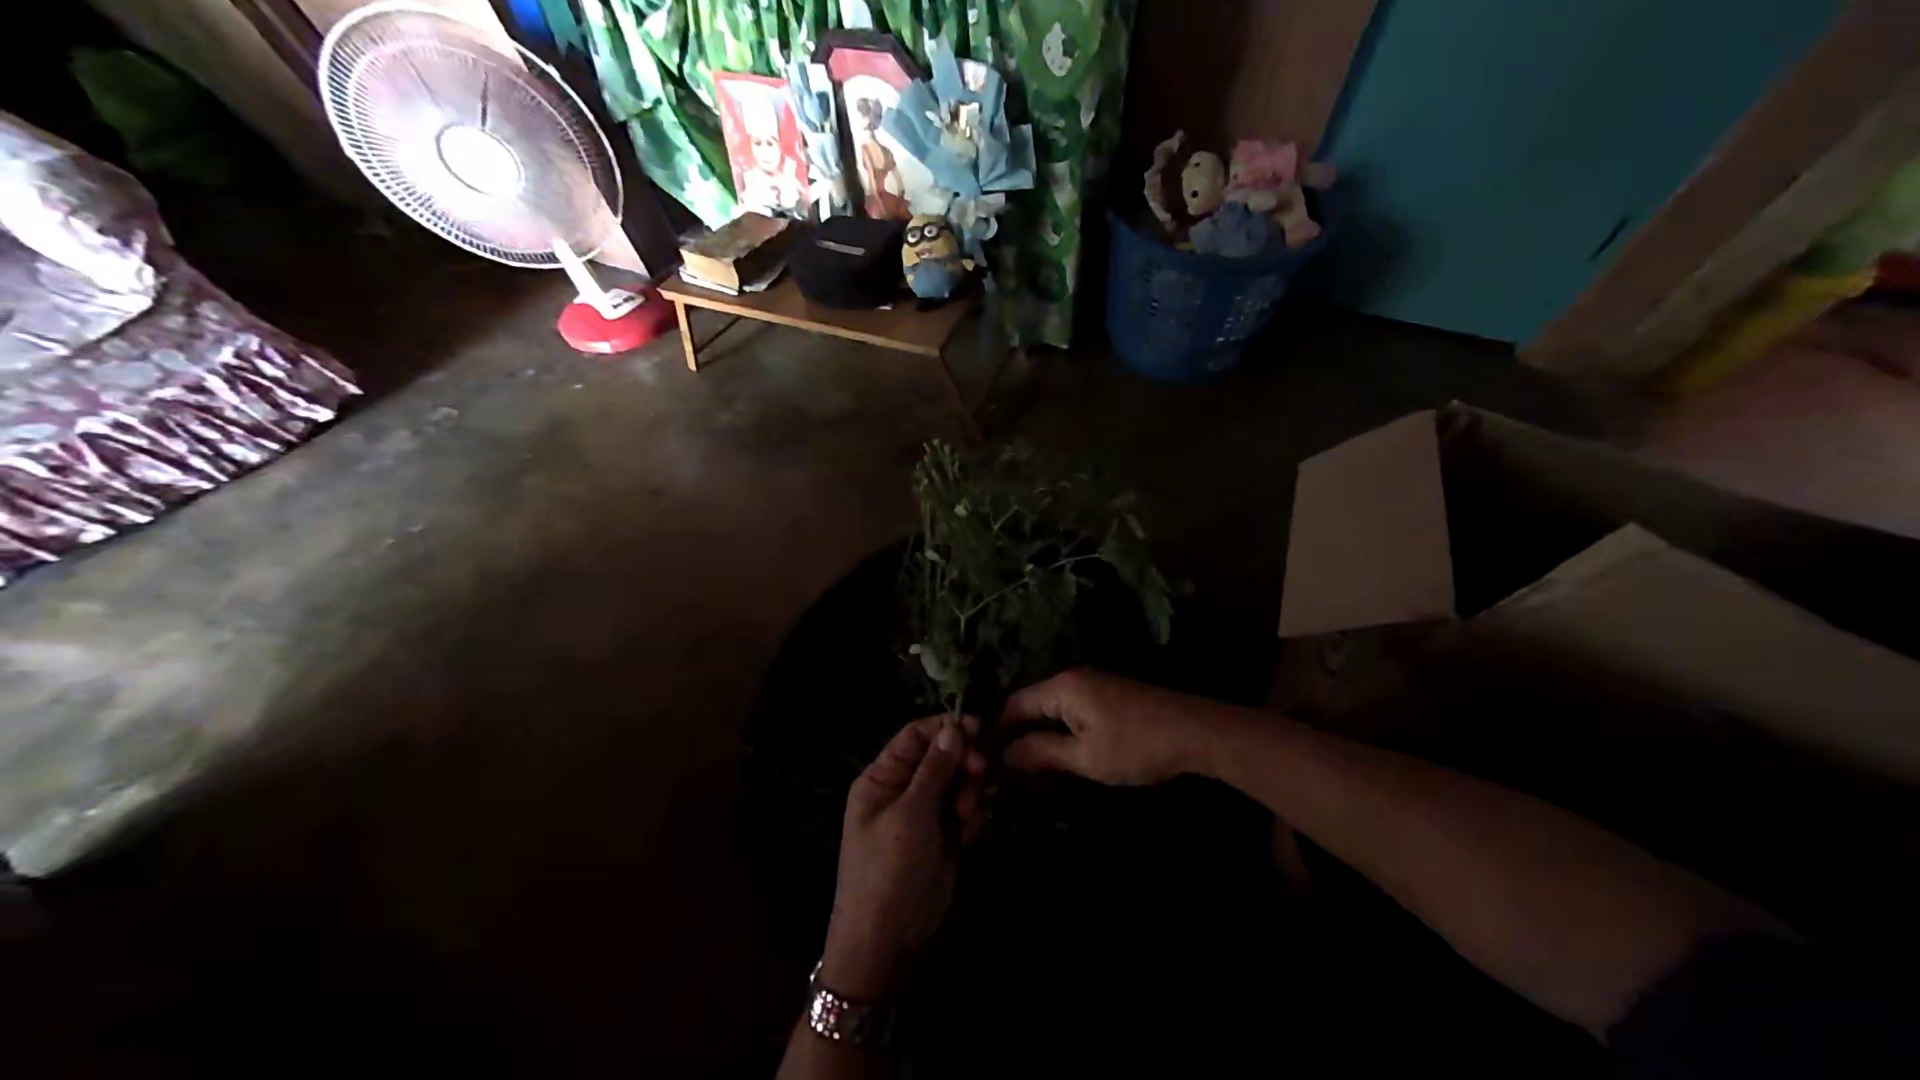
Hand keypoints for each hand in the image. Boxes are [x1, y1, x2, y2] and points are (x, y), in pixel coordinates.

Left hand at [821, 714, 986, 999]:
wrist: (889, 940)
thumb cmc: (889, 869)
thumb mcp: (910, 815)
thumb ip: (934, 769)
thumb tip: (953, 727)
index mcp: (882, 778)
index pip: (915, 737)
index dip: (945, 728)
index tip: (978, 727)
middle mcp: (902, 791)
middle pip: (941, 757)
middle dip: (962, 764)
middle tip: (979, 773)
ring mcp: (924, 816)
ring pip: (958, 784)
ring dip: (968, 794)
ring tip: (964, 819)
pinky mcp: (944, 838)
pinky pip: (965, 811)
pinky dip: (971, 819)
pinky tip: (967, 837)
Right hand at [1000, 669, 1217, 785]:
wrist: (1195, 732)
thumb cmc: (1136, 746)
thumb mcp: (1085, 757)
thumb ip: (1041, 753)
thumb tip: (1003, 754)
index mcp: (1062, 687)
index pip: (1015, 705)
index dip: (997, 730)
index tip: (982, 758)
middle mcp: (1072, 678)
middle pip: (1031, 704)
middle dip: (1015, 733)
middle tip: (1000, 767)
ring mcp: (1092, 684)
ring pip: (1051, 708)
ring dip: (1037, 733)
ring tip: (1023, 765)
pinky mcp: (1107, 695)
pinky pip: (1070, 710)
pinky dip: (1058, 729)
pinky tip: (1055, 752)